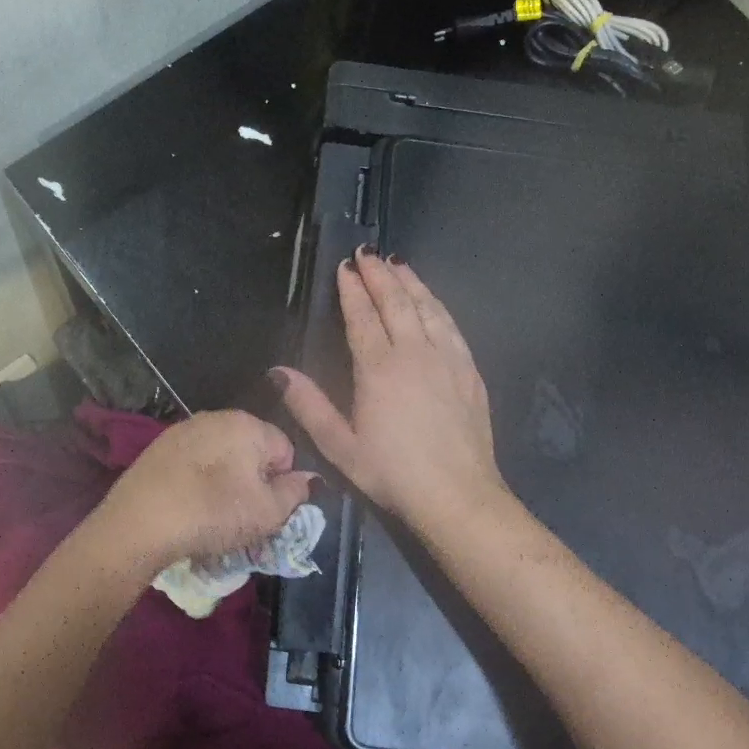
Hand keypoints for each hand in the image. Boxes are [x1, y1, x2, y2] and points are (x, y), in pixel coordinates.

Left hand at [92, 410, 315, 571]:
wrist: (141, 522)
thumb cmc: (214, 514)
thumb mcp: (268, 513)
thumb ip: (296, 493)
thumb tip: (309, 478)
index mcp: (249, 424)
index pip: (285, 450)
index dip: (281, 482)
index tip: (266, 509)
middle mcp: (216, 416)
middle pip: (251, 449)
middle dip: (252, 479)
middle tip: (241, 514)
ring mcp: (183, 429)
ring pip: (220, 456)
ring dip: (223, 480)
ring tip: (211, 513)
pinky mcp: (158, 448)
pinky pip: (192, 463)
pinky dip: (195, 481)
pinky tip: (186, 505)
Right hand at [274, 247, 506, 529]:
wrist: (457, 494)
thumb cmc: (392, 473)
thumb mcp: (340, 447)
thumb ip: (309, 406)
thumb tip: (278, 372)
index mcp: (378, 369)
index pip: (362, 317)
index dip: (352, 290)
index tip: (344, 267)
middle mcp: (414, 354)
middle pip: (396, 303)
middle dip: (379, 275)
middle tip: (367, 253)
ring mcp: (447, 359)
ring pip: (427, 308)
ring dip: (410, 282)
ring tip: (397, 263)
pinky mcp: (470, 371)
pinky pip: (451, 325)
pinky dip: (437, 305)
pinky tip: (432, 300)